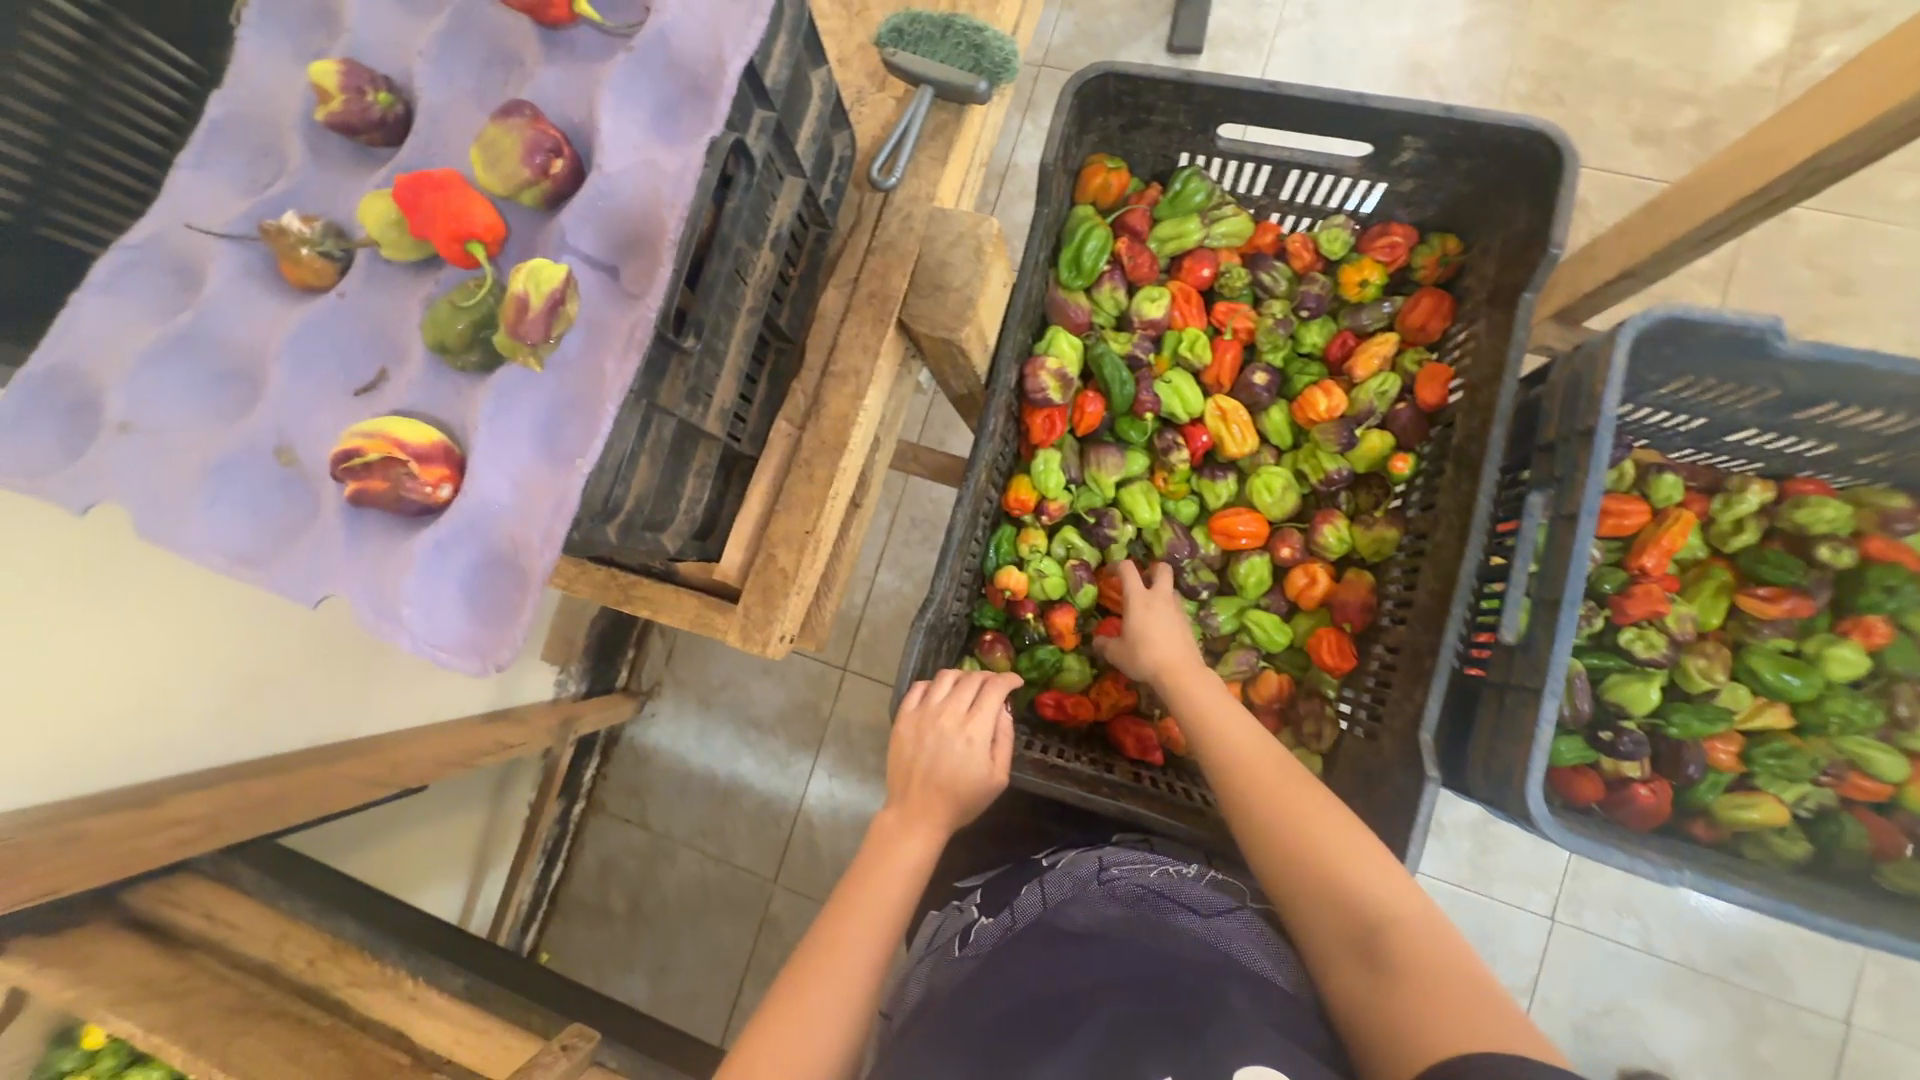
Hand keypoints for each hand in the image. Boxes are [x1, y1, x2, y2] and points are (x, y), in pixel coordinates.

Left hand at [884, 669, 1019, 841]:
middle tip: (994, 686)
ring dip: (963, 676)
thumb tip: (1004, 708)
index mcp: (975, 729)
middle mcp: (949, 713)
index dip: (1009, 679)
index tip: (1015, 682)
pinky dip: (934, 684)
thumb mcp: (998, 777)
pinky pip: (919, 687)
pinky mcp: (903, 718)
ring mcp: (923, 713)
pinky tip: (940, 694)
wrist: (917, 813)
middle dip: (989, 677)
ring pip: (946, 676)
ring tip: (968, 687)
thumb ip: (1004, 738)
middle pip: (972, 678)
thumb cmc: (962, 800)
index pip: (995, 687)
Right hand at [1093, 560, 1205, 690]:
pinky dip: (1169, 610)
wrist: (1180, 672)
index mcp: (1137, 598)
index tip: (1109, 574)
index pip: (1127, 568)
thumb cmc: (1143, 657)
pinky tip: (1162, 627)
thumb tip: (1096, 641)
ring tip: (1151, 607)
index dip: (1116, 566)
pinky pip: (1178, 607)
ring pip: (1171, 588)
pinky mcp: (1188, 621)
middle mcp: (1159, 597)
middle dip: (1152, 570)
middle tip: (1142, 581)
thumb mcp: (1116, 654)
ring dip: (1162, 591)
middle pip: (1162, 568)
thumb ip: (1104, 644)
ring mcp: (1177, 608)